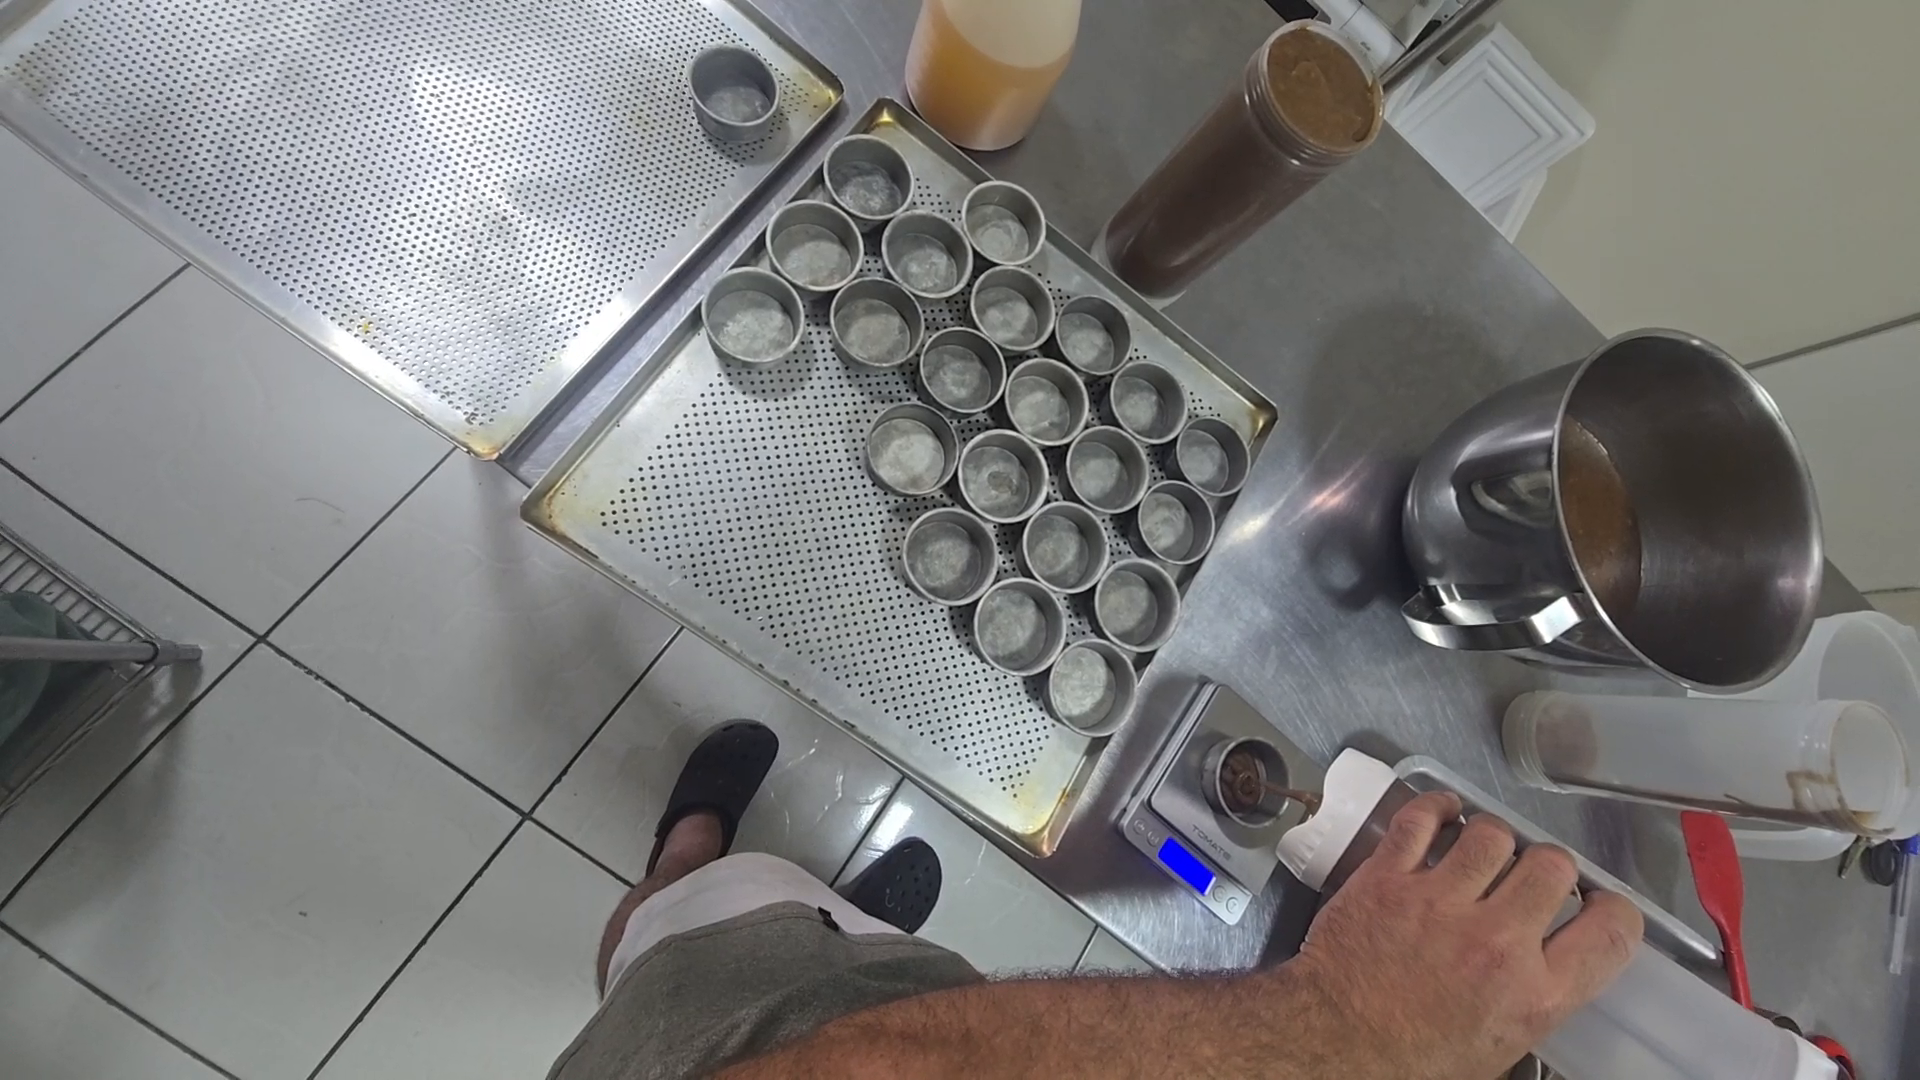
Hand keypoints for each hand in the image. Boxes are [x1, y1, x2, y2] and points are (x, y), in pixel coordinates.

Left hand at [1289, 792, 1643, 1079]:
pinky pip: (1418, 821)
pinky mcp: (1387, 876)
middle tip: (1533, 867)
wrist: (1344, 1035)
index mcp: (1537, 990)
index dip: (1613, 908)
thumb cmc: (1418, 1052)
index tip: (1600, 900)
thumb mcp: (1507, 1040)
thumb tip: (1550, 961)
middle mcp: (1495, 938)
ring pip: (1488, 835)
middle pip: (1549, 866)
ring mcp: (1437, 900)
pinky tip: (1442, 808)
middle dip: (1548, 861)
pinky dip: (1435, 806)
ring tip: (1486, 841)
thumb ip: (1537, 993)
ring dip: (1493, 834)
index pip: (1610, 931)